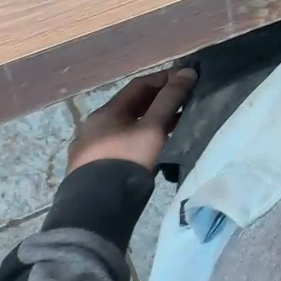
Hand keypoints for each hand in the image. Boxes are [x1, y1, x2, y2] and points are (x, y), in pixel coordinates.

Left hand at [68, 68, 196, 173]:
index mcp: (105, 113)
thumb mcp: (154, 127)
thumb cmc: (127, 159)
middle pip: (133, 104)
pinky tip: (156, 143)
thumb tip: (187, 72)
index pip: (140, 84)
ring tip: (177, 121)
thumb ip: (170, 98)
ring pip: (128, 125)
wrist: (97, 208)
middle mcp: (94, 127)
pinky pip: (123, 142)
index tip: (188, 79)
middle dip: (160, 99)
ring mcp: (91, 148)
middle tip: (186, 98)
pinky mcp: (94, 167)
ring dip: (152, 119)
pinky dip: (142, 136)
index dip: (166, 78)